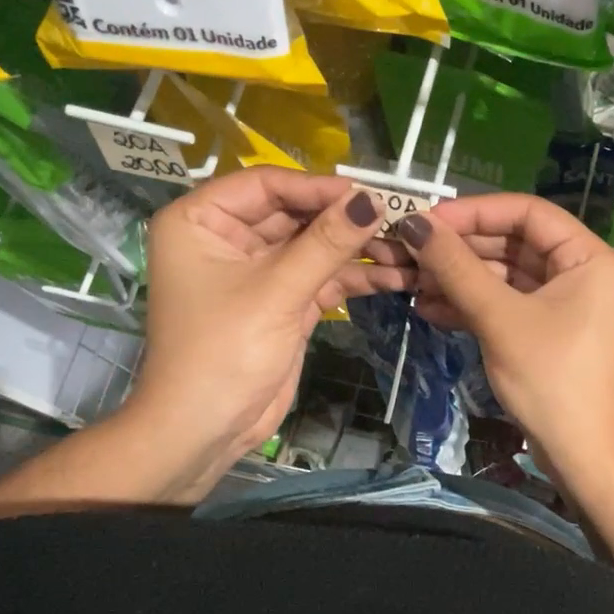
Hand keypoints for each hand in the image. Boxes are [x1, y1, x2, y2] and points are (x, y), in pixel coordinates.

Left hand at [127, 168, 393, 471]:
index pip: (268, 186)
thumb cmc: (224, 351)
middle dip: (348, 220)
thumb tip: (373, 201)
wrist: (208, 427)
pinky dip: (357, 278)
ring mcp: (260, 273)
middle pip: (298, 215)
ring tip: (410, 253)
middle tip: (402, 220)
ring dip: (360, 251)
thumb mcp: (278, 291)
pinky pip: (324, 279)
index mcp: (203, 221)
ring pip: (316, 248)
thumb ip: (327, 243)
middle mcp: (229, 238)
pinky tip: (397, 278)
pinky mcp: (284, 304)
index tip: (373, 194)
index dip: (321, 187)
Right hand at [390, 194, 613, 474]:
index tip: (428, 220)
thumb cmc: (549, 378)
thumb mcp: (499, 318)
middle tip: (410, 250)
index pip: (528, 212)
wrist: (579, 451)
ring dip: (460, 279)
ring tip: (411, 282)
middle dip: (461, 249)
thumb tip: (415, 225)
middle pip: (514, 243)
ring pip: (506, 277)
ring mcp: (566, 306)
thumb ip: (457, 268)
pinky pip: (508, 306)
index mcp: (588, 258)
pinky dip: (473, 306)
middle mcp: (582, 274)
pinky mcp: (548, 333)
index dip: (475, 211)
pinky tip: (429, 309)